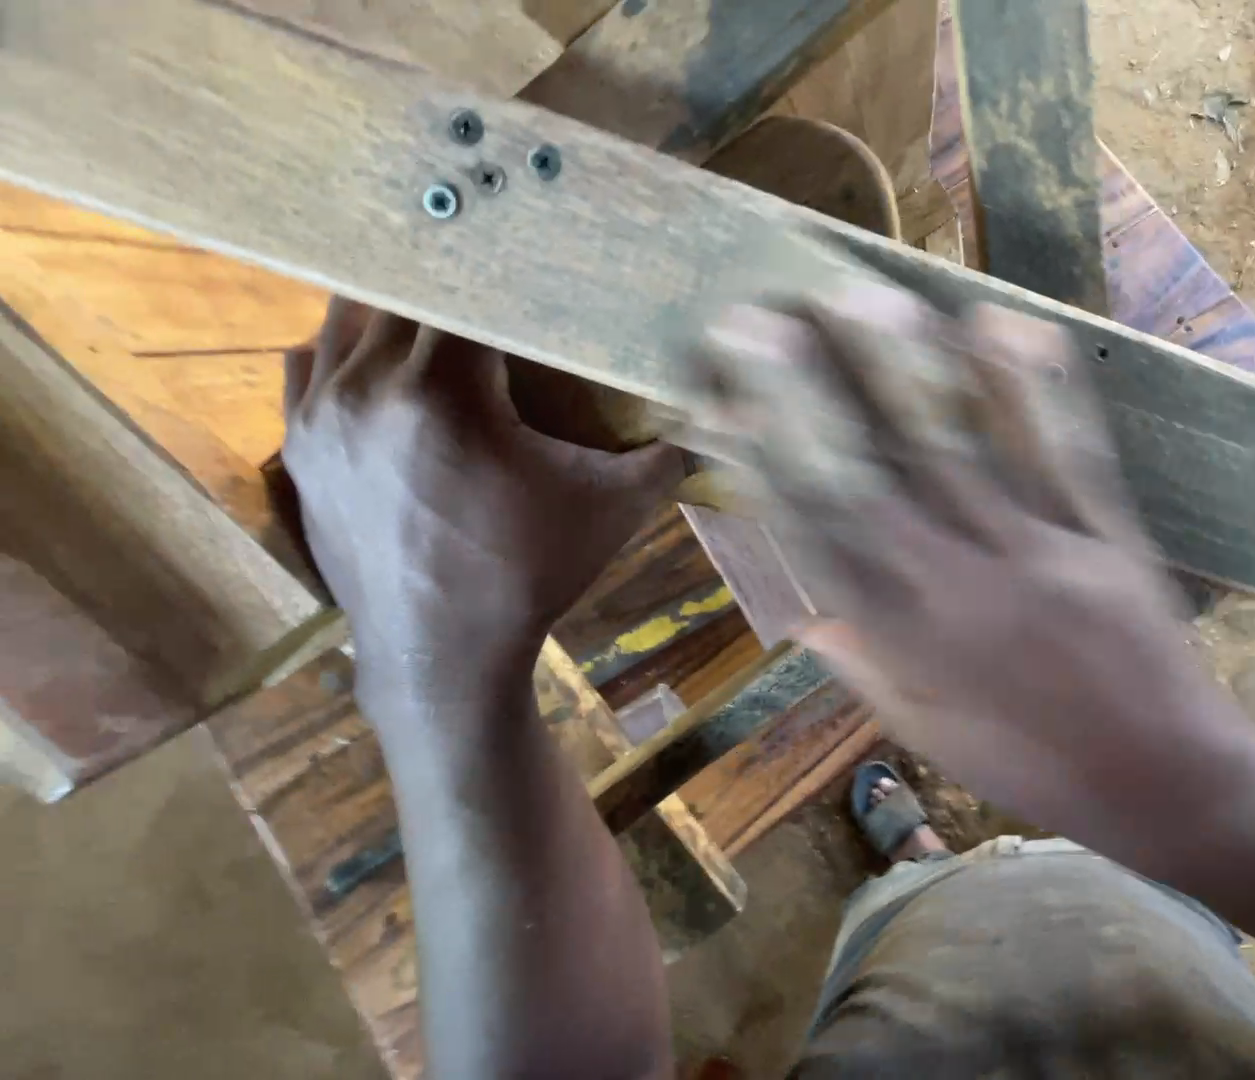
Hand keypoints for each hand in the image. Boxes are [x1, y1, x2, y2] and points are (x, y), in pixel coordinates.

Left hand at [282, 300, 682, 717]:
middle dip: (457, 291)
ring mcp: (320, 416)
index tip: (535, 276)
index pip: (465, 294)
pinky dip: (347, 350)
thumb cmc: (533, 573)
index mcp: (445, 393)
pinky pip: (309, 364)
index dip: (502, 279)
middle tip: (501, 296)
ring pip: (347, 322)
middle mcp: (367, 388)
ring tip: (448, 324)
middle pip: (404, 296)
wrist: (444, 652)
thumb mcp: (615, 511)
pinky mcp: (300, 448)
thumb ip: (667, 458)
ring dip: (400, 316)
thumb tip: (716, 427)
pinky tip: (388, 369)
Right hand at [687, 283, 1254, 841]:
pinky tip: (1004, 324)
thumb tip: (803, 608)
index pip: (812, 534)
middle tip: (759, 318)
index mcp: (903, 640)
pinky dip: (1033, 386)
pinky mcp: (1104, 534)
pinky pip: (1064, 450)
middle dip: (805, 393)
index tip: (718, 400)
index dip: (758, 461)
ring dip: (905, 367)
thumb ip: (864, 664)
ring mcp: (1035, 552)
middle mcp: (955, 586)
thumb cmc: (1033, 761)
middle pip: (867, 474)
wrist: (1161, 779)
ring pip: (956, 447)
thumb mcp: (928, 731)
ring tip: (863, 295)